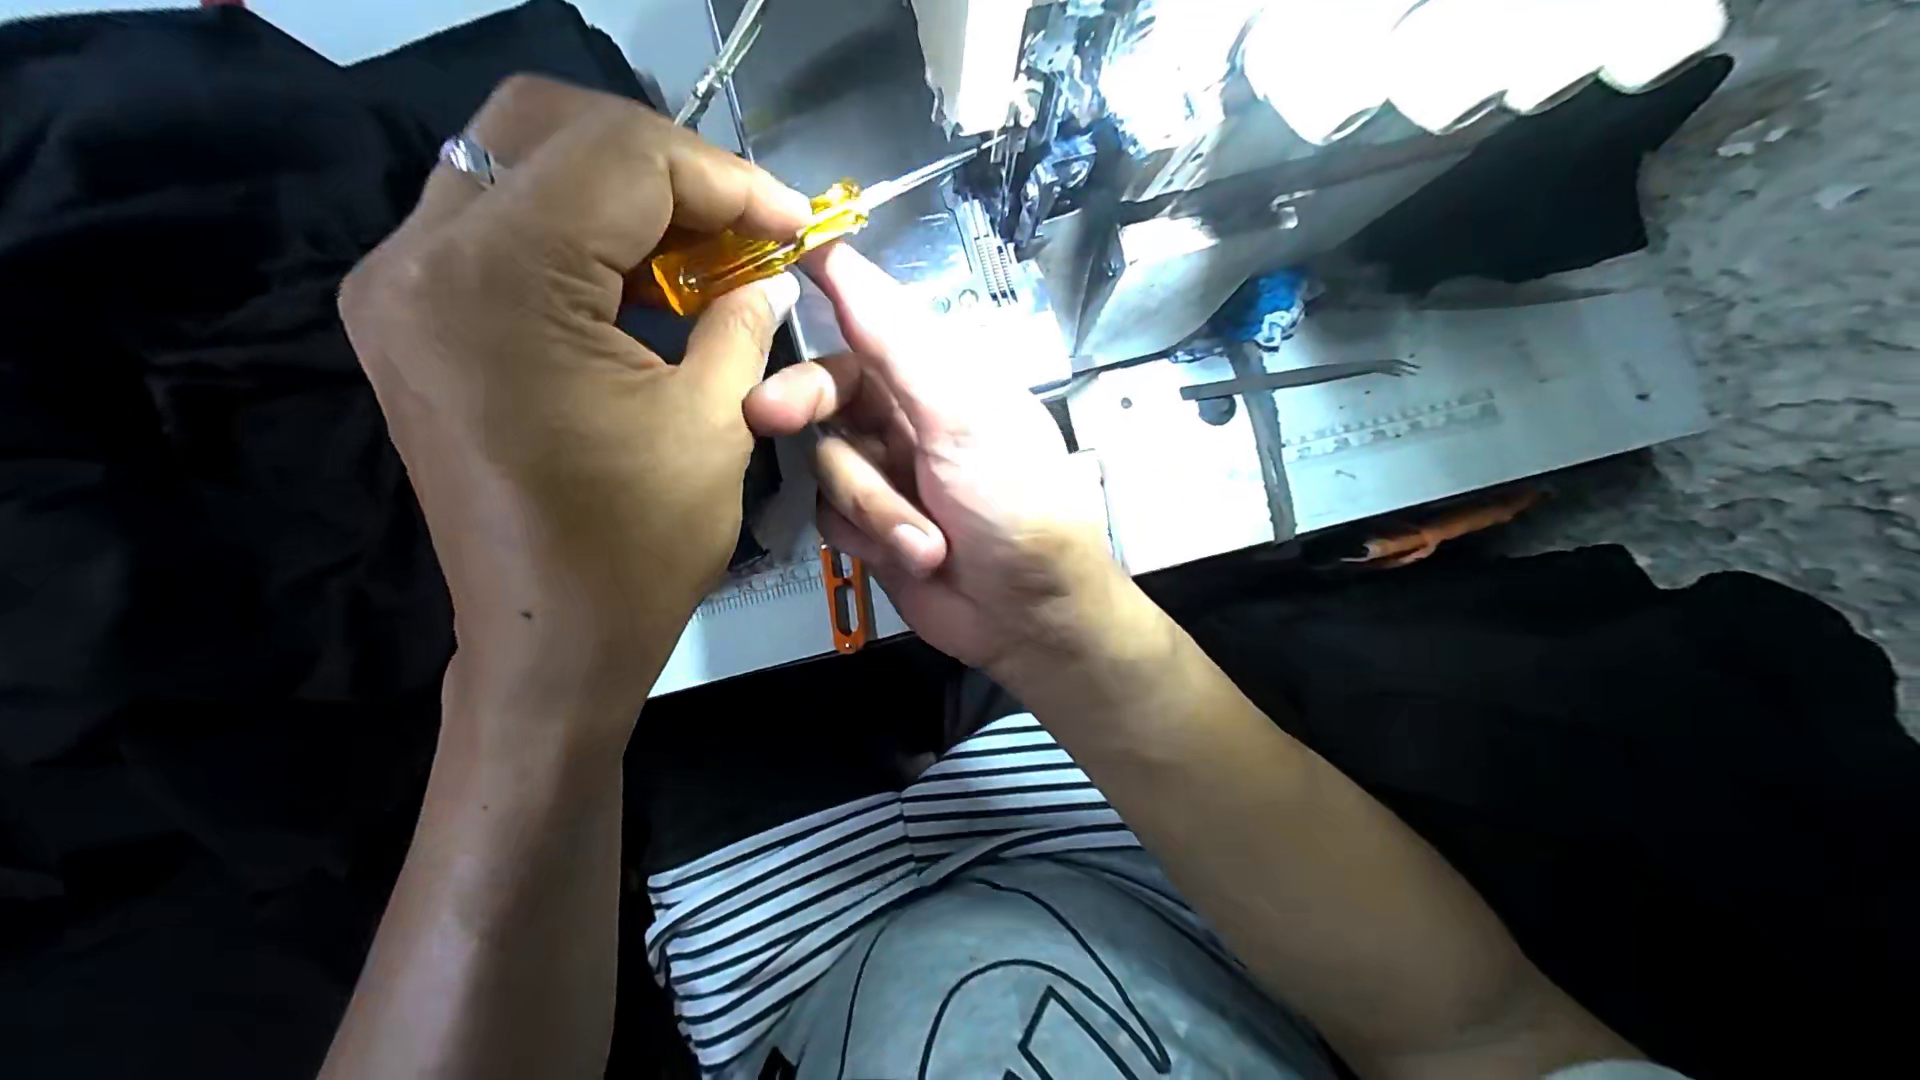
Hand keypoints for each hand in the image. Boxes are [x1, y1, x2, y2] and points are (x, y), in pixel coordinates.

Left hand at [339, 76, 809, 743]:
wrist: (556, 636)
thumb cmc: (642, 545)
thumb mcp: (717, 421)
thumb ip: (743, 321)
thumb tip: (770, 273)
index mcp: (500, 282)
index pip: (621, 156)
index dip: (724, 177)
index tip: (792, 221)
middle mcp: (421, 258)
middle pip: (545, 127)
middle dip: (666, 164)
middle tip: (743, 223)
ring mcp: (403, 288)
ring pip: (518, 168)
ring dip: (623, 196)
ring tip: (704, 250)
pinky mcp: (415, 321)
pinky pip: (500, 229)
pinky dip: (581, 236)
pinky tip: (643, 281)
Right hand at [743, 245, 1121, 680]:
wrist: (1026, 614)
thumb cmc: (1012, 503)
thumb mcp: (961, 416)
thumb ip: (896, 343)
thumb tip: (839, 256)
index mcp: (937, 376)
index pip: (865, 316)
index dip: (815, 296)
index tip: (759, 281)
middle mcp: (905, 415)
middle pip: (822, 389)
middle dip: (803, 405)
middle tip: (766, 415)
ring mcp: (884, 471)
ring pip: (825, 461)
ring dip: (872, 506)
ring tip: (925, 540)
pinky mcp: (868, 523)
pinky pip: (829, 512)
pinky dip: (866, 535)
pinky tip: (911, 556)